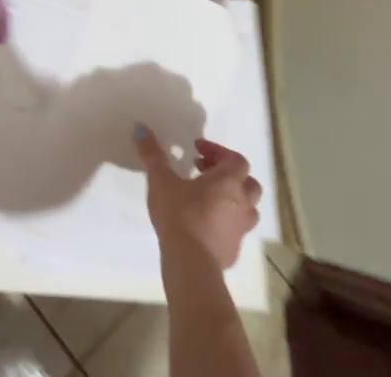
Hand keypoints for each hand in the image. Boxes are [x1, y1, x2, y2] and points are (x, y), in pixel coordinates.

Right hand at [134, 127, 261, 271]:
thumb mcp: (160, 180)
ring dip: (232, 197)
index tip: (196, 150)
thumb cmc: (179, 214)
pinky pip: (236, 227)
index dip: (218, 151)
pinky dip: (225, 219)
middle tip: (203, 171)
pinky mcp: (235, 247)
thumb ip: (153, 154)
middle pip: (248, 182)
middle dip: (229, 174)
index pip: (236, 159)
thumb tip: (142, 128)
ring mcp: (242, 228)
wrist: (192, 261)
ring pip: (247, 207)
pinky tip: (204, 222)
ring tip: (207, 197)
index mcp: (227, 182)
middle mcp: (242, 203)